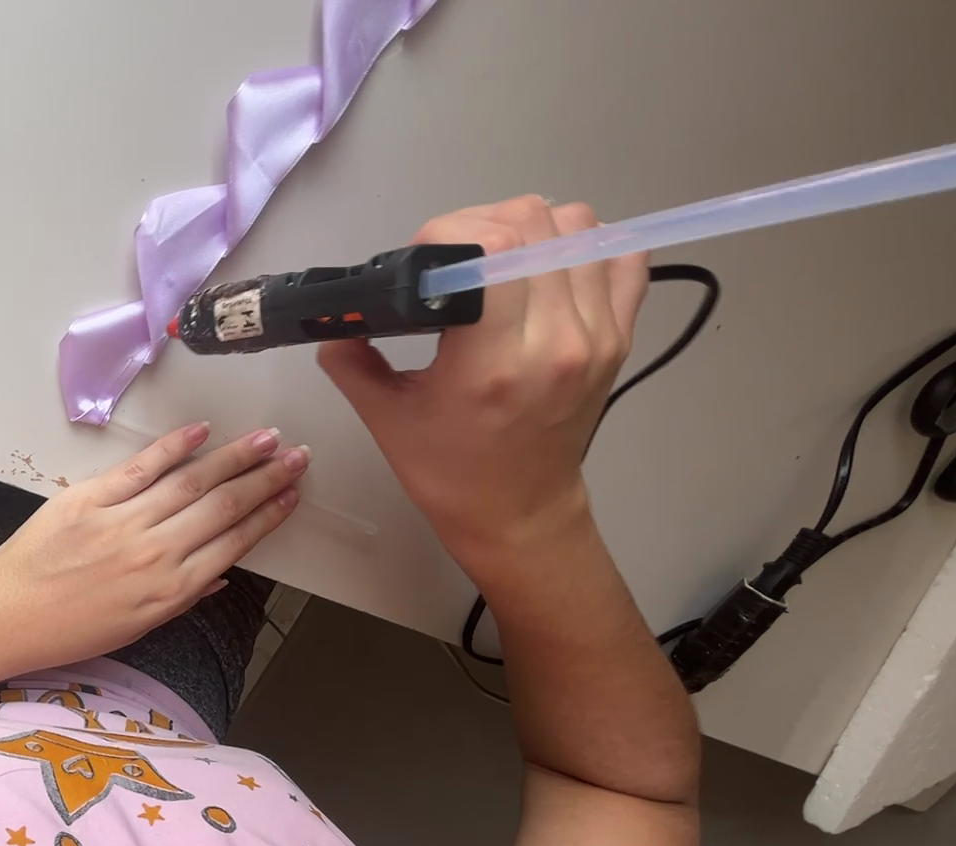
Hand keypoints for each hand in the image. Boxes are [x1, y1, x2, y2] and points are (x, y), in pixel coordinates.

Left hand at [0, 423, 307, 672]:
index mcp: (169, 592)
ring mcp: (121, 523)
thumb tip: (221, 574)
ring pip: (190, 482)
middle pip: (222, 507)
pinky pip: (140, 467)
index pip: (233, 543)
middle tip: (295, 456)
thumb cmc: (69, 630)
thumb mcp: (135, 627)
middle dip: (265, 479)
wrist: (6, 617)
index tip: (292, 494)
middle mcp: (154, 555)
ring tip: (264, 438)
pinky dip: (173, 447)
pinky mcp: (89, 499)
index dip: (267, 515)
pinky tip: (201, 431)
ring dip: (233, 457)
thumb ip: (182, 597)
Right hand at [318, 196, 647, 573]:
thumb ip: (351, 363)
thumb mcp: (385, 419)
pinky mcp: (620, 333)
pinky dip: (581, 242)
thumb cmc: (447, 472)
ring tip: (492, 259)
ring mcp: (598, 334)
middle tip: (447, 259)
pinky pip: (619, 252)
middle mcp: (557, 340)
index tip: (419, 258)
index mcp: (492, 364)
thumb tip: (334, 321)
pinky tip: (543, 265)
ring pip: (578, 226)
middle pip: (533, 224)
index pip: (490, 249)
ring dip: (527, 227)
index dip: (448, 231)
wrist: (517, 511)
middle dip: (477, 223)